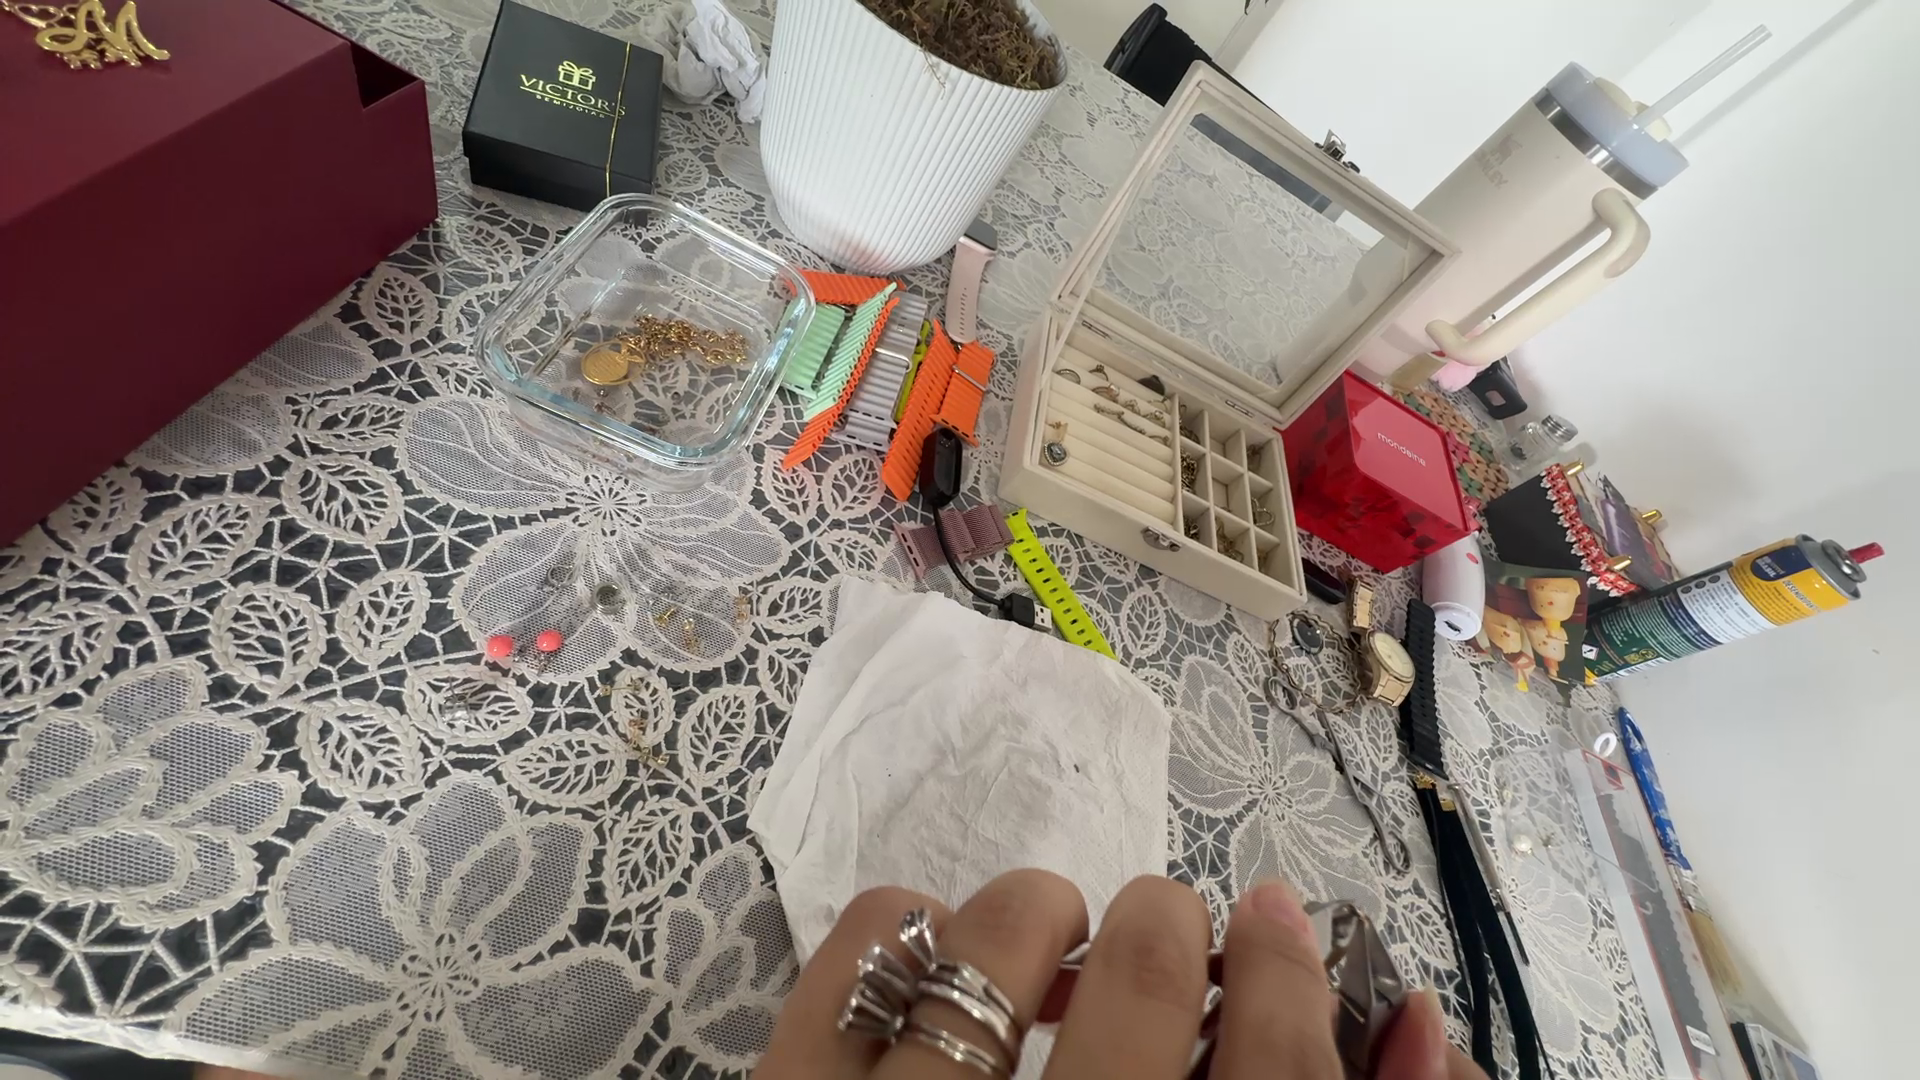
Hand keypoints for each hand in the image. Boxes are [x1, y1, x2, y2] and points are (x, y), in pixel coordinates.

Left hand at [756, 870, 1489, 1078]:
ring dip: (1044, 910)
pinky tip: (941, 968)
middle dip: (1171, 924)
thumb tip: (1412, 1022)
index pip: (1274, 1072)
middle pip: (1144, 973)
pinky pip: (863, 944)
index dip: (1291, 975)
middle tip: (1168, 929)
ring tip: (1060, 945)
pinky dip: (914, 918)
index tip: (1278, 920)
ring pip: (997, 935)